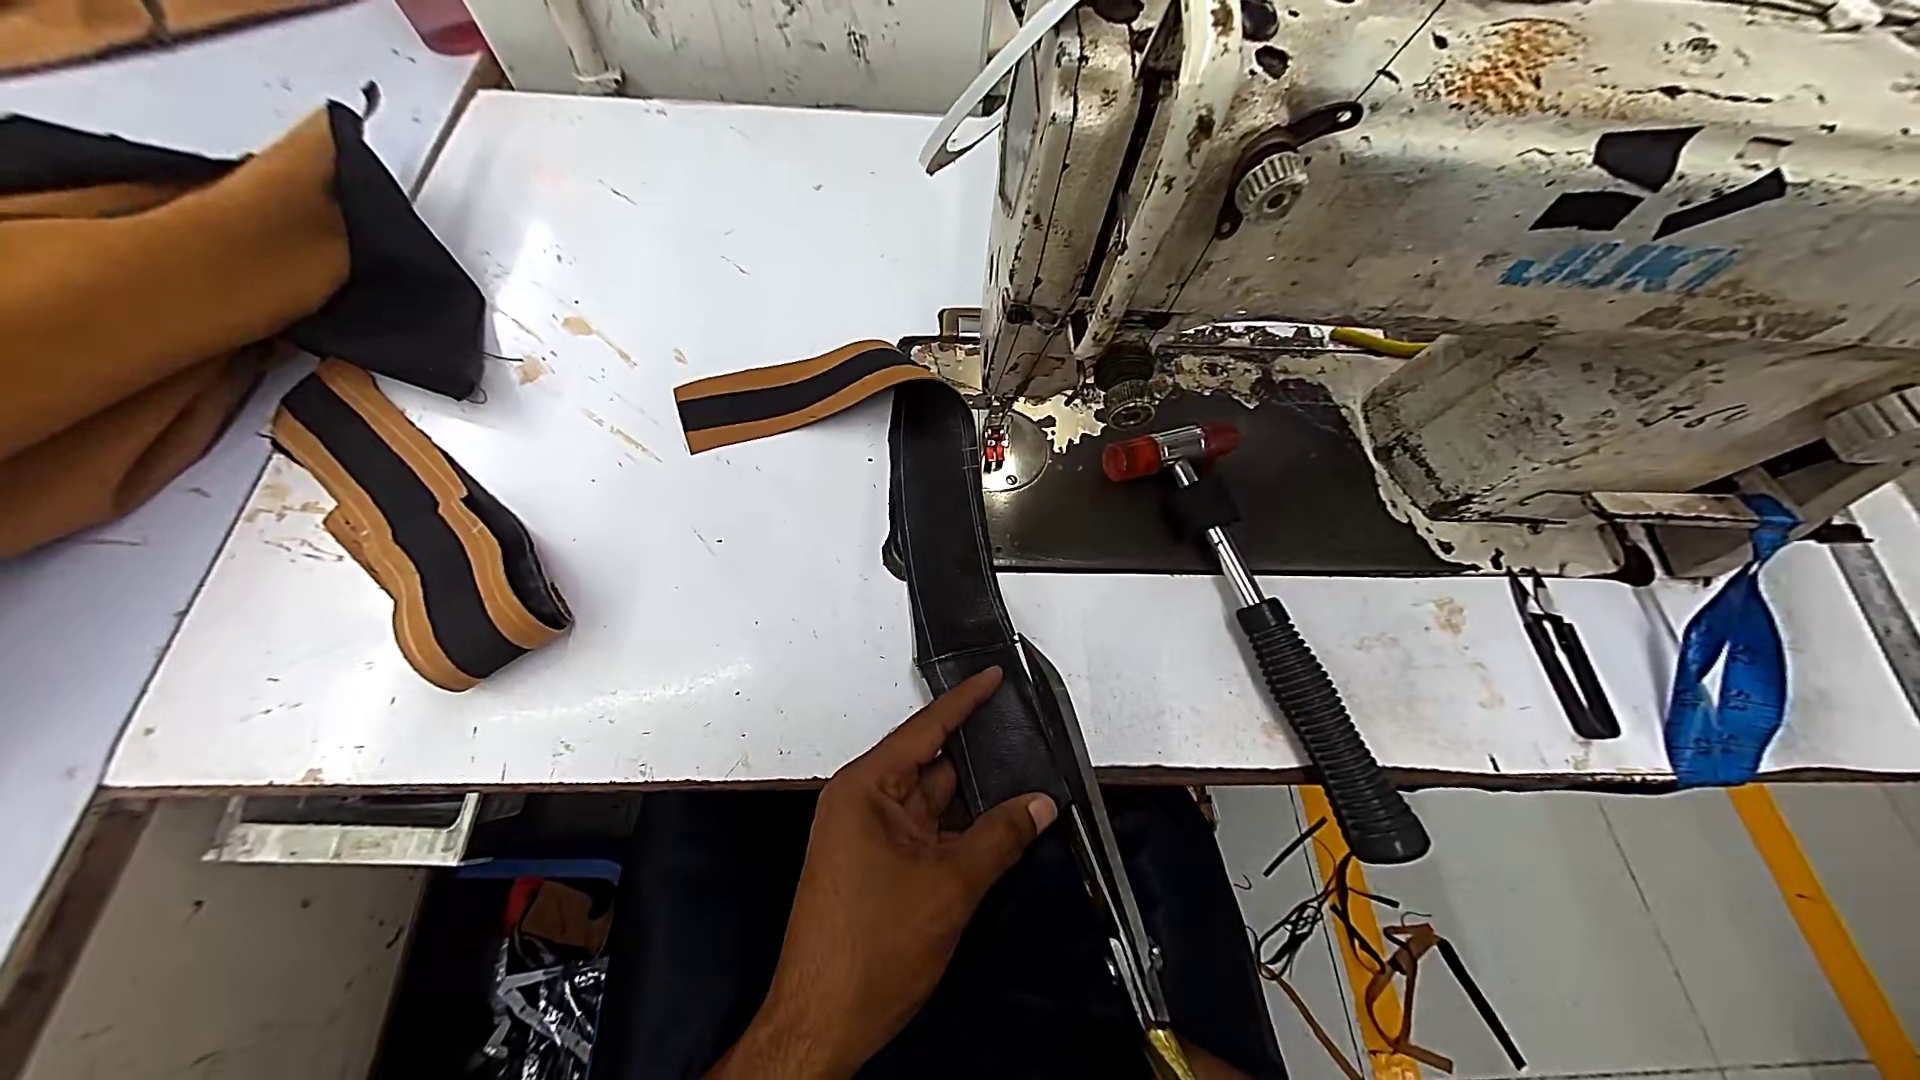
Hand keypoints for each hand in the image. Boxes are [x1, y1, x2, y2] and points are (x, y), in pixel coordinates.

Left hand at [707, 667, 1057, 1079]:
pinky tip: (997, 828)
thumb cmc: (860, 954)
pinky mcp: (881, 862)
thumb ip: (1000, 837)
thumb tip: (1036, 806)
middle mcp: (864, 804)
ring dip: (974, 799)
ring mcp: (873, 834)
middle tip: (1021, 739)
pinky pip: (930, 829)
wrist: (825, 1023)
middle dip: (978, 757)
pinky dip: (962, 828)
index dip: (965, 702)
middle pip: (933, 762)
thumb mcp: (948, 885)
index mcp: (865, 789)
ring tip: (1021, 786)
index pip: (925, 728)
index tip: (989, 678)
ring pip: (935, 800)